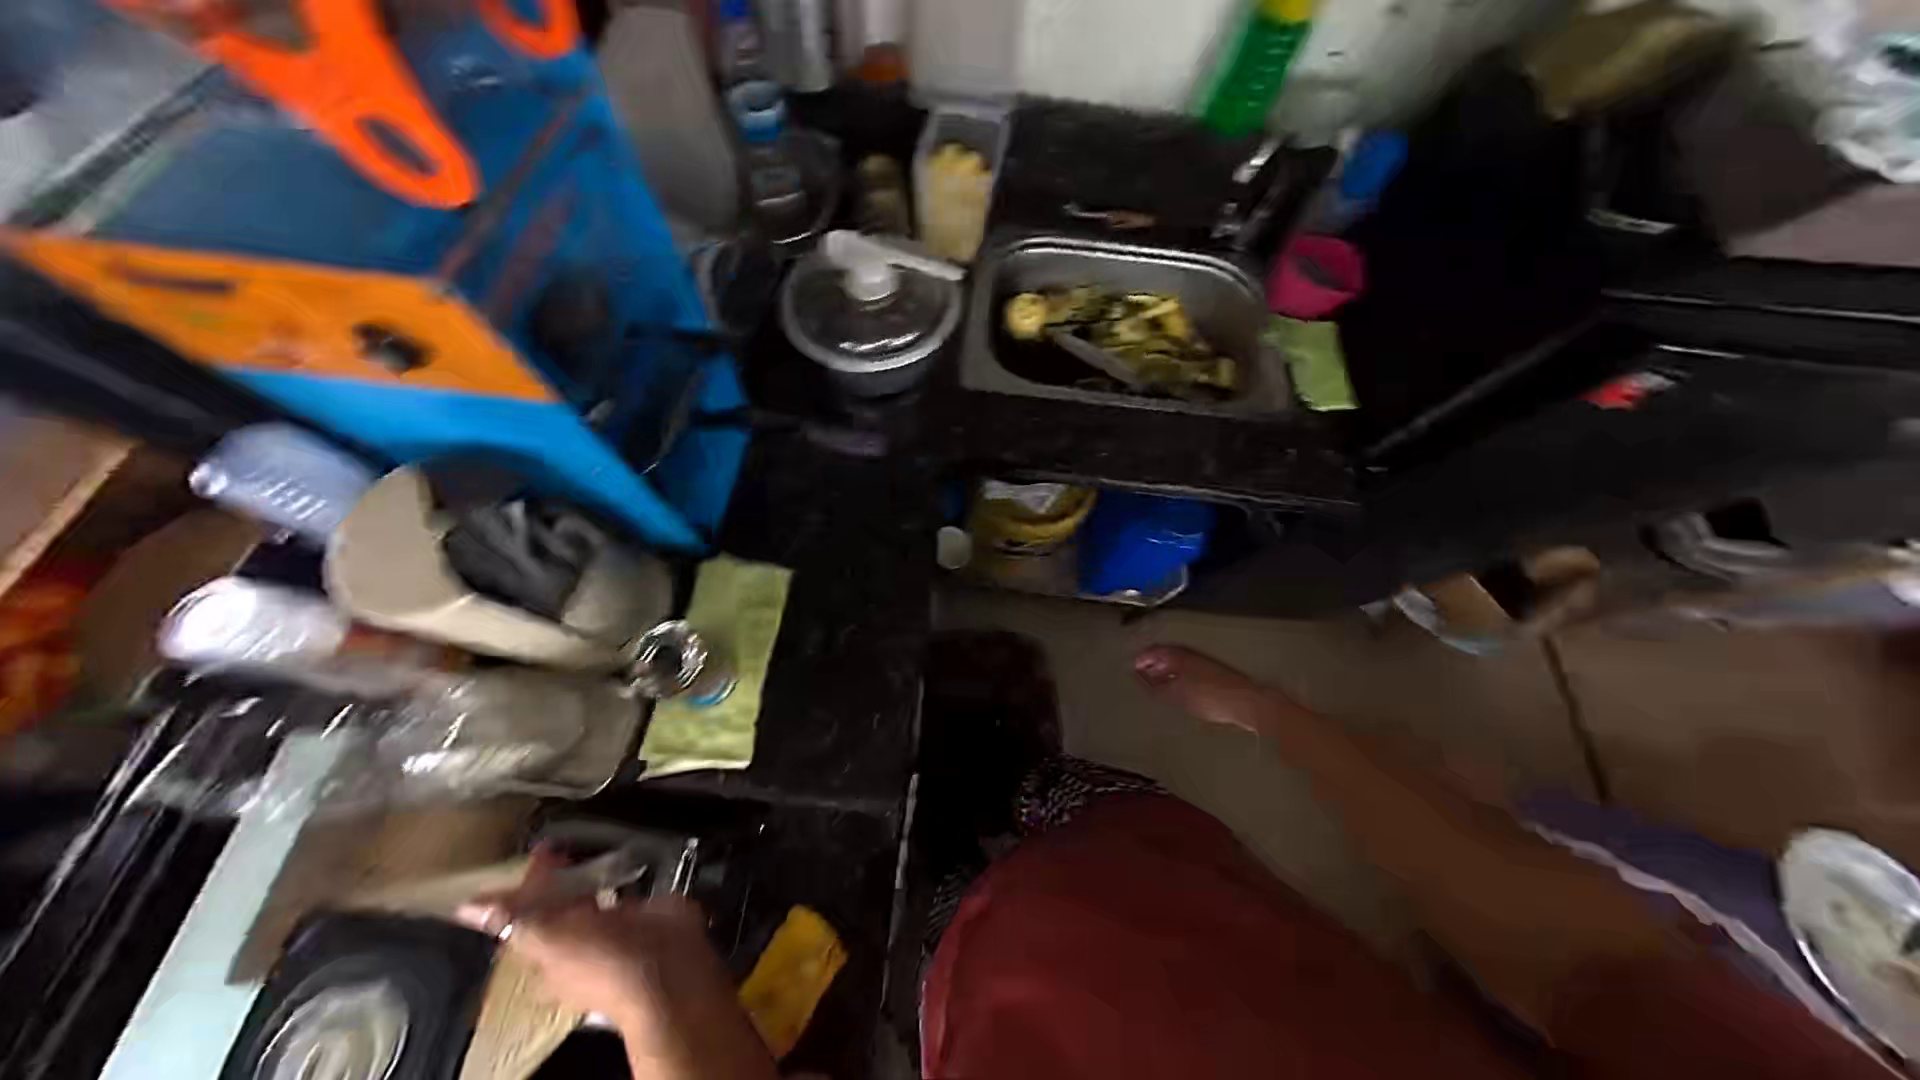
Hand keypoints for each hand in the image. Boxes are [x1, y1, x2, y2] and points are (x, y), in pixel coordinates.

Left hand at [457, 849, 776, 1079]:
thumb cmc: (603, 960)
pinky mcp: (651, 913)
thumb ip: (516, 919)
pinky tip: (631, 849)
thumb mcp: (549, 940)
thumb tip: (466, 907)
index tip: (540, 848)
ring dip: (593, 872)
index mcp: (549, 954)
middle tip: (565, 839)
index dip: (529, 885)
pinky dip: (629, 870)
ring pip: (596, 896)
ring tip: (595, 837)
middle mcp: (579, 943)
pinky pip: (632, 887)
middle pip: (561, 904)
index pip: (530, 915)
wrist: (668, 967)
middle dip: (560, 877)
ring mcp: (617, 928)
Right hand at [1133, 644, 1308, 736]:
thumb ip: (1154, 687)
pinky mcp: (1215, 675)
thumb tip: (1139, 679)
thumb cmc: (1210, 696)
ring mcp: (1204, 664)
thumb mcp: (1175, 694)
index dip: (1141, 659)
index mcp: (1178, 655)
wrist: (1248, 703)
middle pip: (1165, 655)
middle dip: (1152, 663)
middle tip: (1140, 674)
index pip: (1153, 651)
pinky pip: (1188, 671)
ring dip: (1165, 670)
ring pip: (1178, 663)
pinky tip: (1178, 690)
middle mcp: (1191, 655)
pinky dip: (1178, 677)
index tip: (1131, 667)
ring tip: (1157, 683)